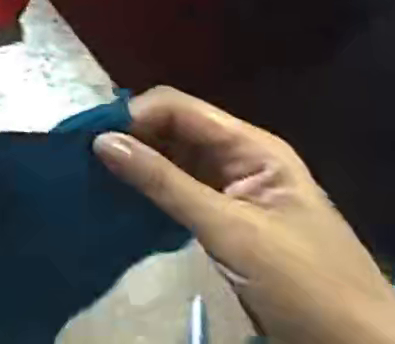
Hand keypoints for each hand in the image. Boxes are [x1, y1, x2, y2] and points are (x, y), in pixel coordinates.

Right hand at [94, 88, 394, 343]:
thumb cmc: (308, 286)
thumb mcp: (233, 233)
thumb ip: (165, 184)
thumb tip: (102, 141)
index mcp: (251, 146)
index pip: (180, 108)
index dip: (136, 114)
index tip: (94, 136)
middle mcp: (240, 158)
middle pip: (174, 129)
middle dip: (133, 136)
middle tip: (86, 156)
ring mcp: (235, 192)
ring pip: (174, 160)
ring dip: (139, 164)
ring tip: (94, 174)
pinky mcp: (229, 225)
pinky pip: (181, 193)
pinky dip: (152, 192)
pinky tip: (122, 199)